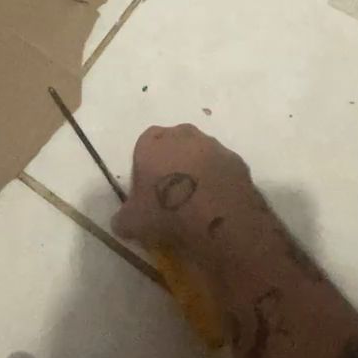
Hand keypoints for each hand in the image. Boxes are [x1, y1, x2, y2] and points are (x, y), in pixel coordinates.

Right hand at [110, 124, 258, 249]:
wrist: (217, 217)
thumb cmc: (166, 212)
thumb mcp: (133, 222)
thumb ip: (124, 218)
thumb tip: (120, 222)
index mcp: (152, 143)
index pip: (144, 143)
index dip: (145, 164)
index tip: (148, 188)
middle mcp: (182, 135)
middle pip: (174, 142)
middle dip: (173, 161)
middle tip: (172, 191)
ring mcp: (213, 145)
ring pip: (201, 152)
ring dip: (198, 169)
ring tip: (197, 200)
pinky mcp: (236, 160)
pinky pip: (223, 167)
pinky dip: (219, 180)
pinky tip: (218, 203)